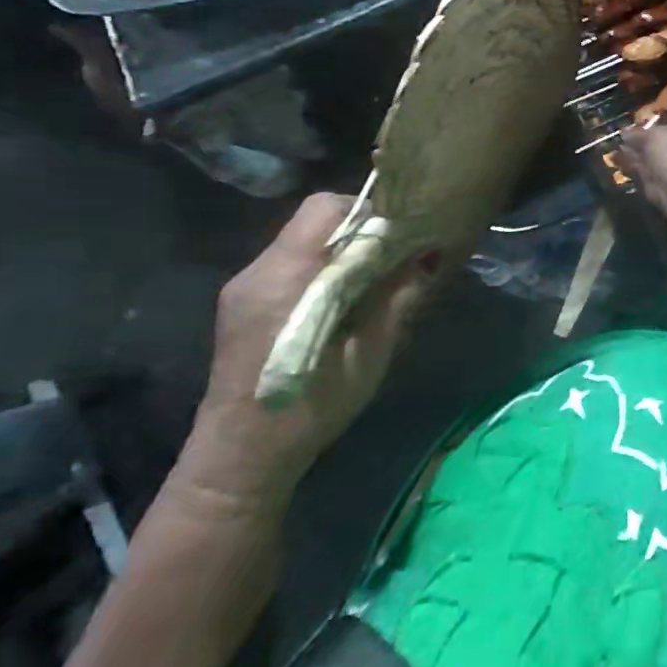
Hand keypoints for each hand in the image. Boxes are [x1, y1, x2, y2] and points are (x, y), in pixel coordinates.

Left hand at [191, 193, 429, 496]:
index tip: (395, 238)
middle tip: (386, 261)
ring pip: (301, 240)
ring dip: (337, 249)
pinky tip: (334, 303)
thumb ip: (396, 299)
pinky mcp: (241, 302)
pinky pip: (287, 263)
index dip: (366, 212)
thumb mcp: (367, 356)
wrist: (239, 458)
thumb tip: (427, 257)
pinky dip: (316, 268)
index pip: (325, 208)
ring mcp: (244, 285)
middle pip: (313, 219)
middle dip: (356, 229)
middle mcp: (258, 270)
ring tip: (365, 284)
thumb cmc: (308, 409)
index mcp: (287, 278)